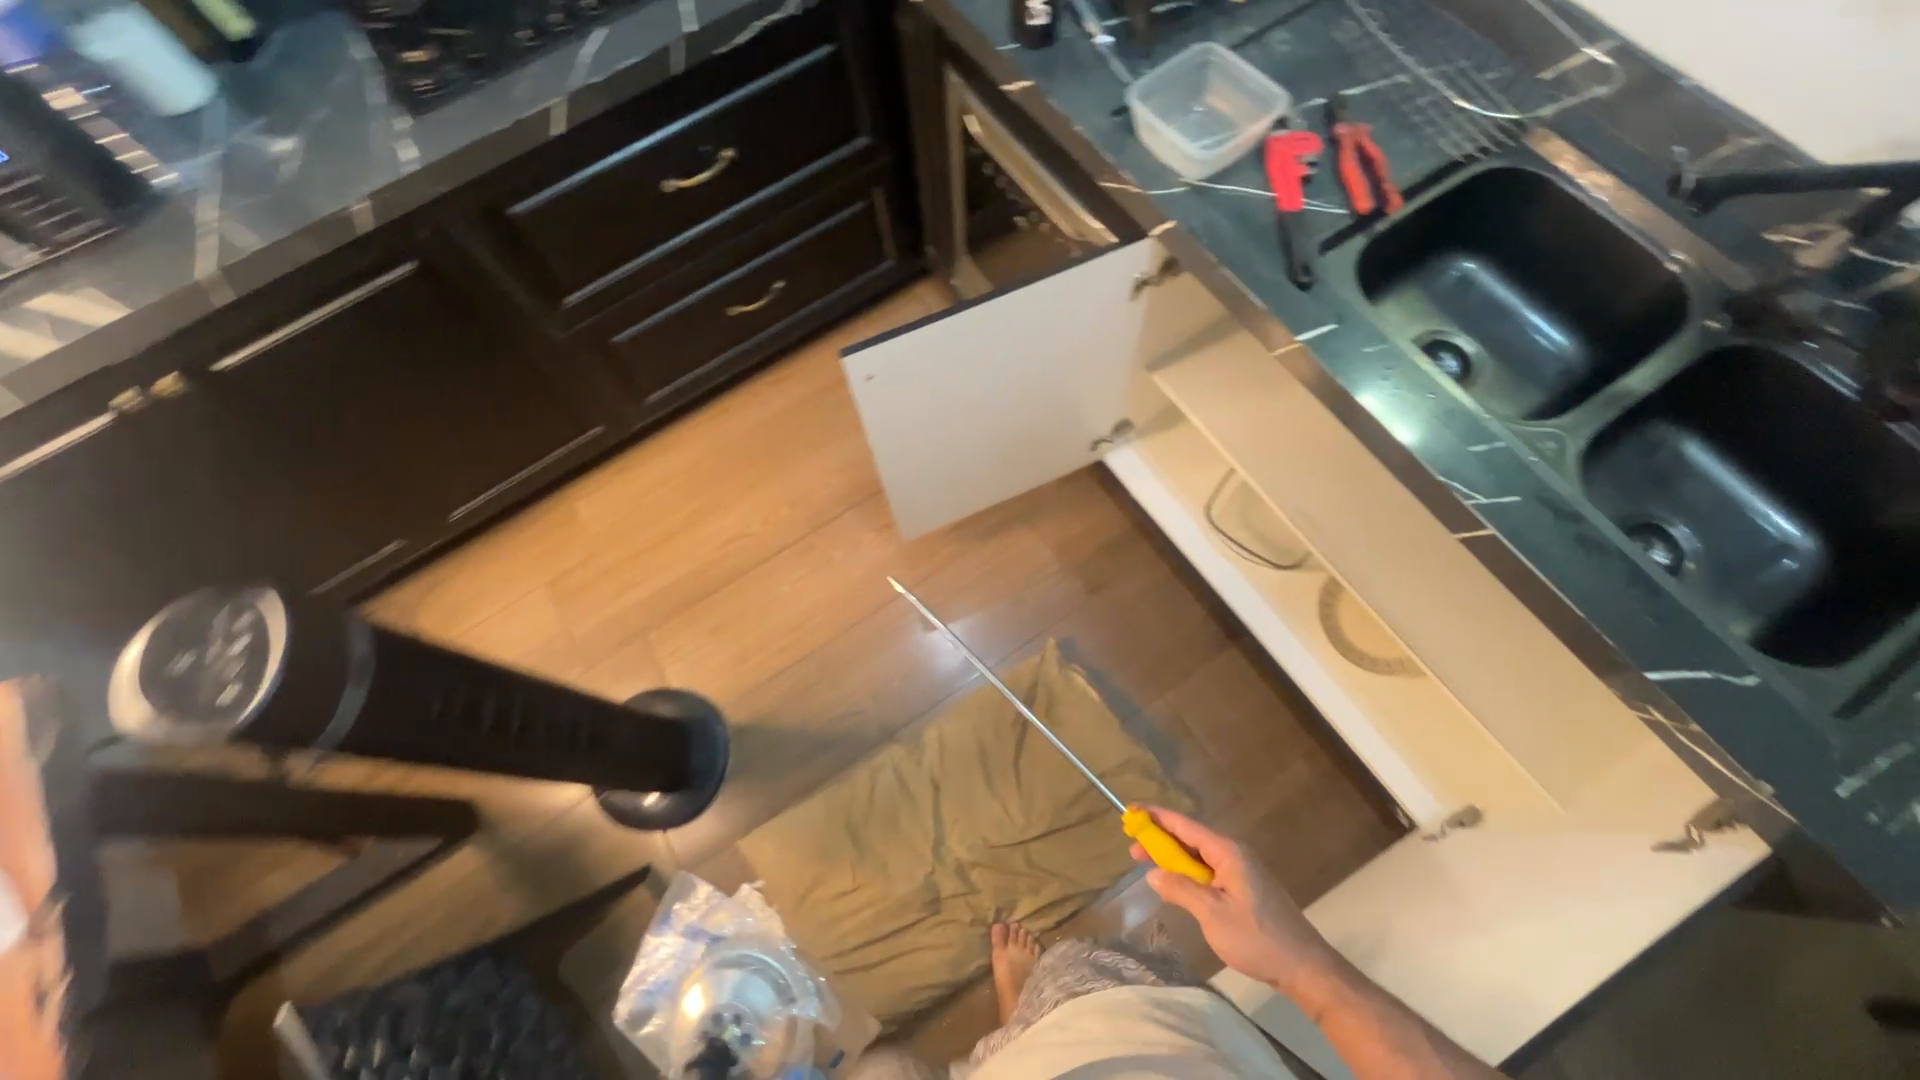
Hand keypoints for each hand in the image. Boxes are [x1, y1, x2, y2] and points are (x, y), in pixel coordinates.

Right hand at [1129, 807, 1337, 996]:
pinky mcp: (1245, 889)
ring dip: (1173, 859)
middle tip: (1132, 850)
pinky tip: (1177, 885)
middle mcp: (1234, 854)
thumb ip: (1181, 889)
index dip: (1156, 817)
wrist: (1304, 967)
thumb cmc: (1257, 937)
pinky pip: (1209, 872)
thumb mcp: (1212, 914)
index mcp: (1227, 852)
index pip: (1184, 825)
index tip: (1131, 810)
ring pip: (1199, 857)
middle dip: (1160, 840)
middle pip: (1190, 838)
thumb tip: (1154, 874)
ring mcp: (1241, 872)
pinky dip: (1189, 873)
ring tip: (1148, 866)